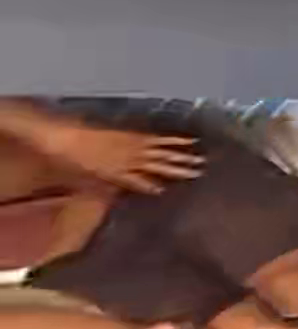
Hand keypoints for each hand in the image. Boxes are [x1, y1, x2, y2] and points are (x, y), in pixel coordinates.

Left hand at [32, 121, 203, 194]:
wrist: (64, 138)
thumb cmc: (67, 158)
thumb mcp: (82, 174)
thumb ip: (104, 180)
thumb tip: (117, 187)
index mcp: (118, 173)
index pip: (139, 182)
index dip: (151, 187)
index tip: (164, 191)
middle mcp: (133, 162)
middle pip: (160, 168)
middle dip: (179, 171)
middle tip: (198, 174)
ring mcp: (138, 148)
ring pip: (166, 154)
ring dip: (184, 157)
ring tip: (201, 160)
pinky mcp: (140, 137)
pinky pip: (163, 139)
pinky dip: (179, 140)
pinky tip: (193, 140)